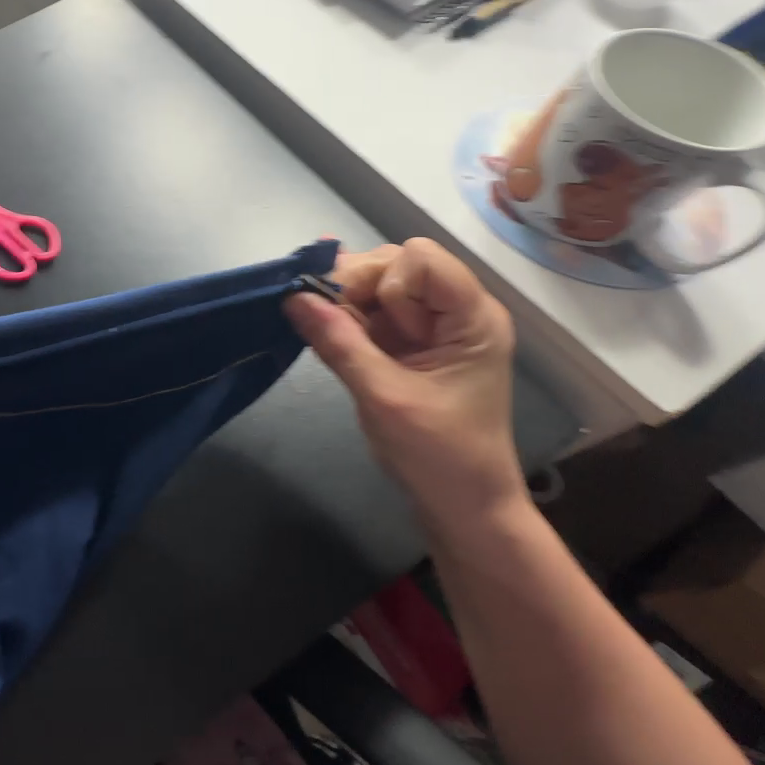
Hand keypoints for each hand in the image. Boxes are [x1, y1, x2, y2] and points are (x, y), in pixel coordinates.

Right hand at [284, 239, 527, 540]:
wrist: (462, 506)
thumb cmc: (439, 454)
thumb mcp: (384, 398)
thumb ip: (339, 343)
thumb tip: (292, 296)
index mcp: (472, 318)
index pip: (421, 258)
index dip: (385, 280)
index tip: (367, 321)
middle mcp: (454, 310)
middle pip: (394, 263)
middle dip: (355, 286)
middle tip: (332, 323)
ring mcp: (428, 325)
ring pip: (375, 283)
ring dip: (343, 302)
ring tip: (329, 333)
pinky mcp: (406, 342)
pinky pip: (367, 309)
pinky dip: (342, 316)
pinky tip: (324, 328)